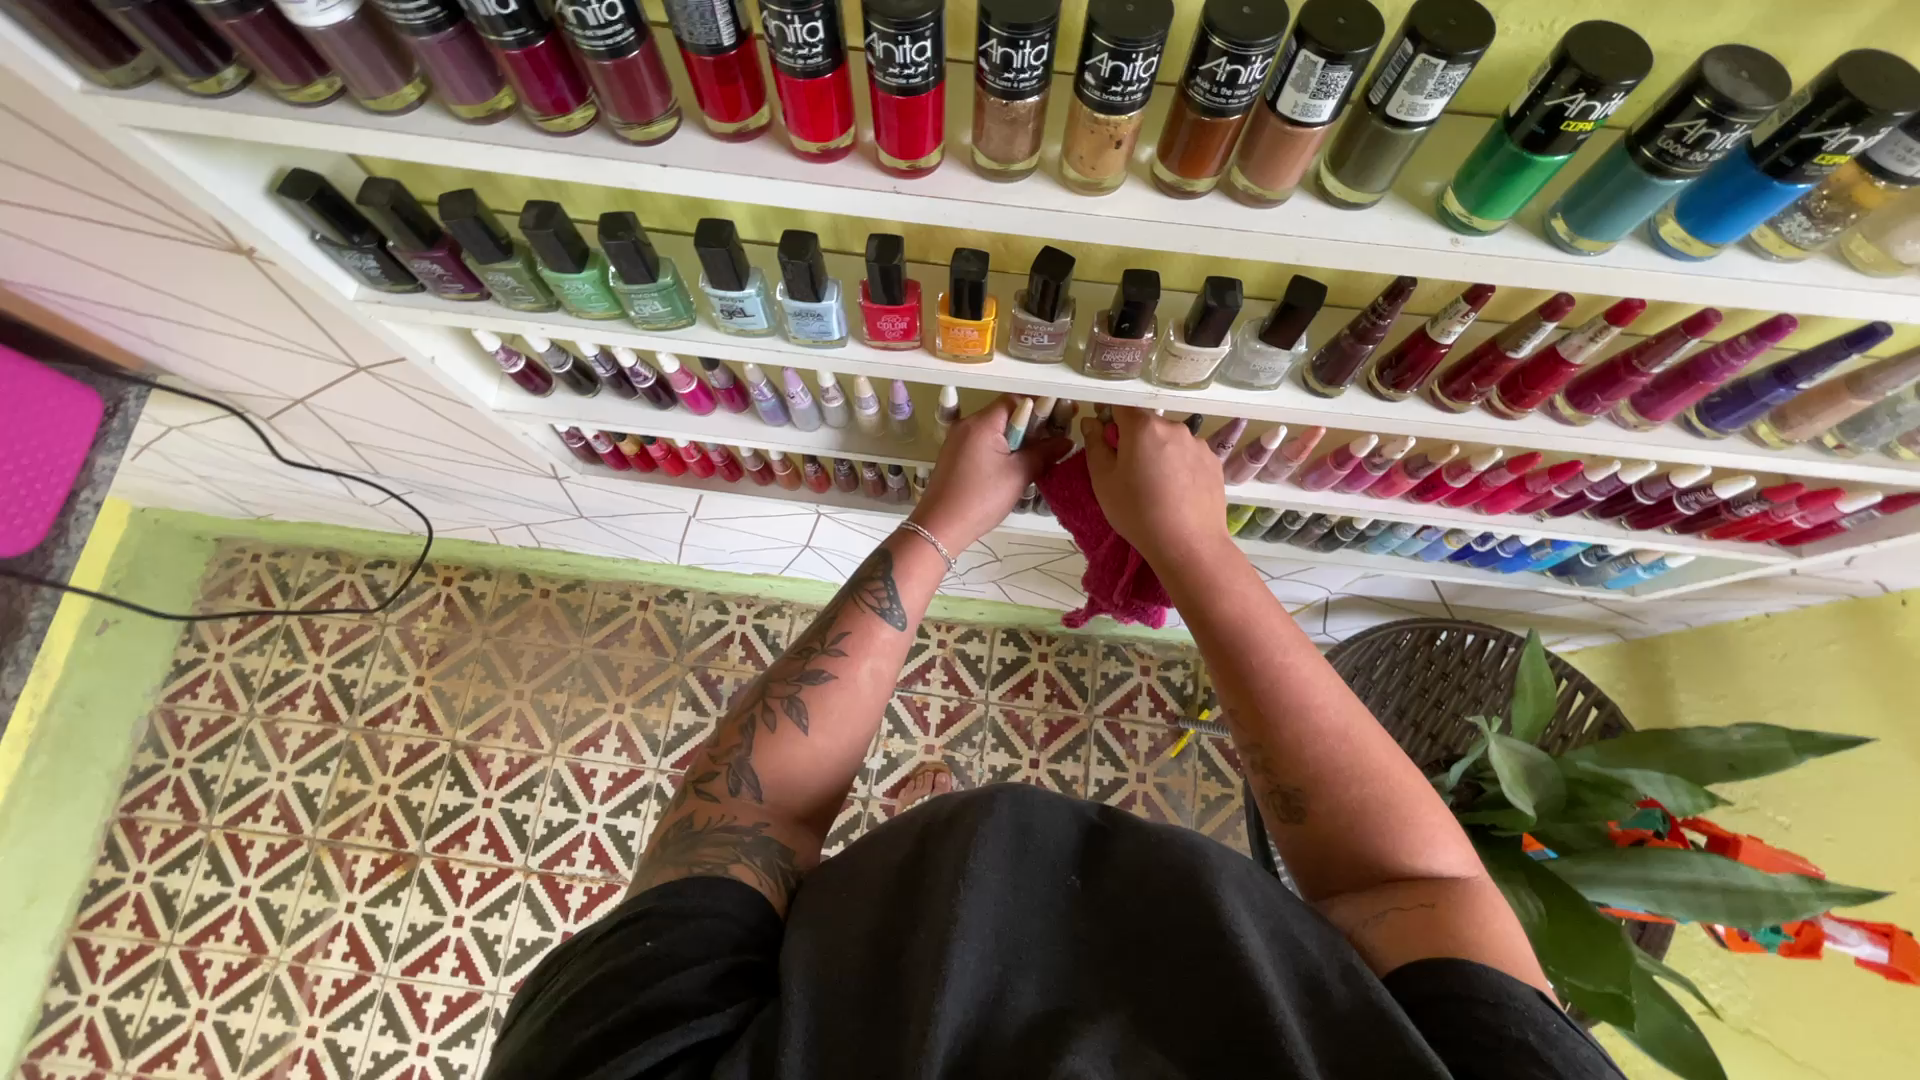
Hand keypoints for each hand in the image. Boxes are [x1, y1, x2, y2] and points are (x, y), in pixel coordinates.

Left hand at [910, 395, 1071, 551]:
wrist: (940, 526)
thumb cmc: (981, 498)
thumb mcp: (1018, 475)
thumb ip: (1044, 453)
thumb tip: (1065, 441)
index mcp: (982, 423)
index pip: (1016, 400)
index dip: (1041, 405)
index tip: (1062, 416)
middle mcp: (967, 425)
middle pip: (1006, 414)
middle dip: (1032, 424)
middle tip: (1056, 437)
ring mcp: (958, 441)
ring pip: (995, 430)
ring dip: (1018, 439)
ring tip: (1040, 454)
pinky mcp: (955, 456)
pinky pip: (984, 443)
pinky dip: (1002, 449)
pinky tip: (1016, 465)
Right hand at [1081, 406, 1232, 565]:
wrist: (1188, 544)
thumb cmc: (1137, 512)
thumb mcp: (1103, 481)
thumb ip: (1095, 445)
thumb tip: (1092, 423)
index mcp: (1143, 427)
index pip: (1121, 408)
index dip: (1111, 424)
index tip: (1110, 448)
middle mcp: (1174, 427)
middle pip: (1148, 425)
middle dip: (1137, 442)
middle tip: (1131, 476)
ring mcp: (1198, 444)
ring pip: (1170, 441)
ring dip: (1160, 454)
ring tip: (1158, 488)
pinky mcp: (1214, 462)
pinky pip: (1189, 456)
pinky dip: (1180, 467)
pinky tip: (1178, 494)